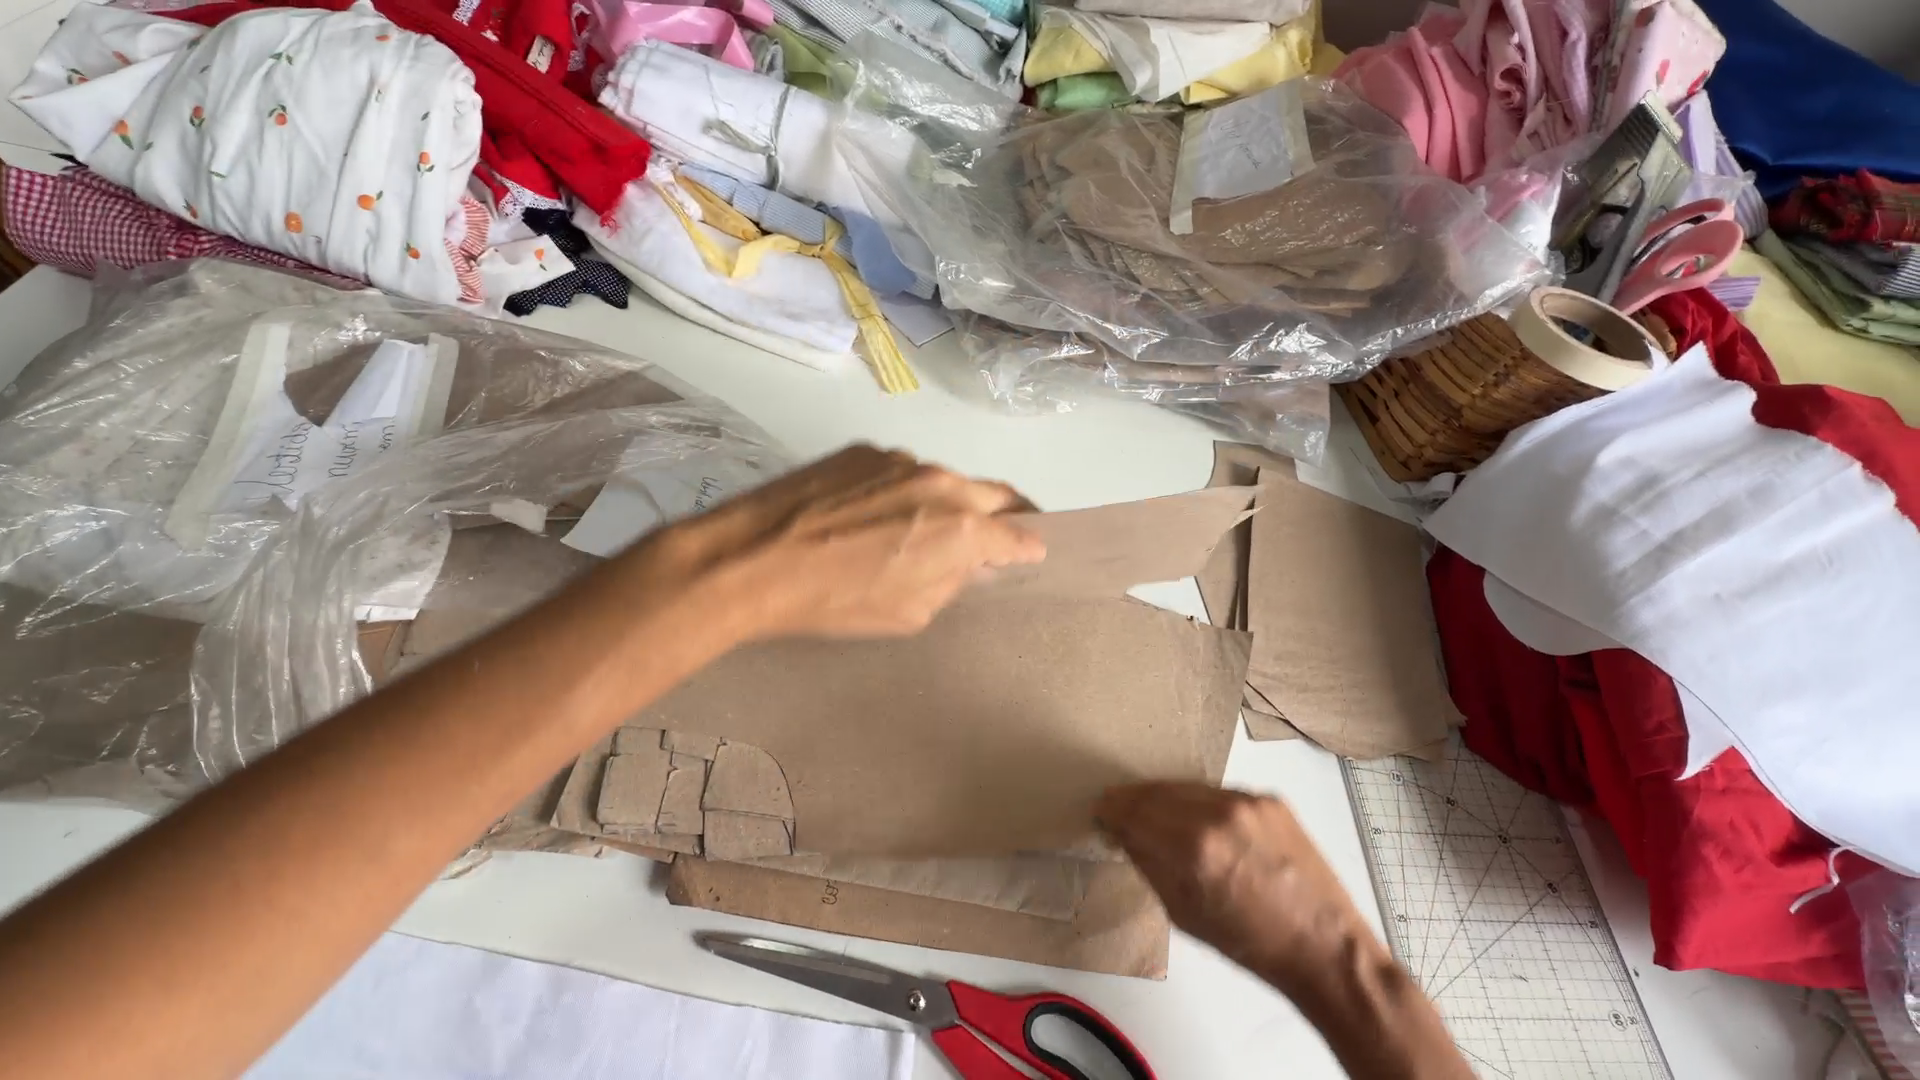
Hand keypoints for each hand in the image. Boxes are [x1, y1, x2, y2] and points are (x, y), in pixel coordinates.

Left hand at [634, 445, 1045, 639]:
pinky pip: (902, 470)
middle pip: (995, 493)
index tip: (1030, 555)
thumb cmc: (834, 603)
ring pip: (945, 479)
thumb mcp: (908, 612)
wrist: (749, 560)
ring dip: (949, 501)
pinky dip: (905, 490)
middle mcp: (941, 481)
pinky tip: (872, 514)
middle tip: (998, 536)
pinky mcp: (862, 449)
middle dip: (1006, 515)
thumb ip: (953, 581)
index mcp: (961, 527)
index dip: (1029, 548)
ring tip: (919, 528)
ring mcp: (900, 459)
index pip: (1019, 534)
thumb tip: (973, 562)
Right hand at [1096, 783, 1364, 988]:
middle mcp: (1220, 814)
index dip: (1112, 810)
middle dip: (1132, 799)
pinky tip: (1194, 818)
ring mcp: (1248, 802)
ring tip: (1150, 810)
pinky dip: (1199, 802)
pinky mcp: (1270, 800)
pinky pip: (1218, 793)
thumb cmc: (1251, 943)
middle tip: (1115, 806)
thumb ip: (1149, 864)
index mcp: (1194, 848)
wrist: (1324, 947)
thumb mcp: (1183, 913)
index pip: (1135, 812)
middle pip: (1157, 792)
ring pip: (1187, 787)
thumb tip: (1123, 834)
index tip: (1100, 810)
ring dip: (1163, 796)